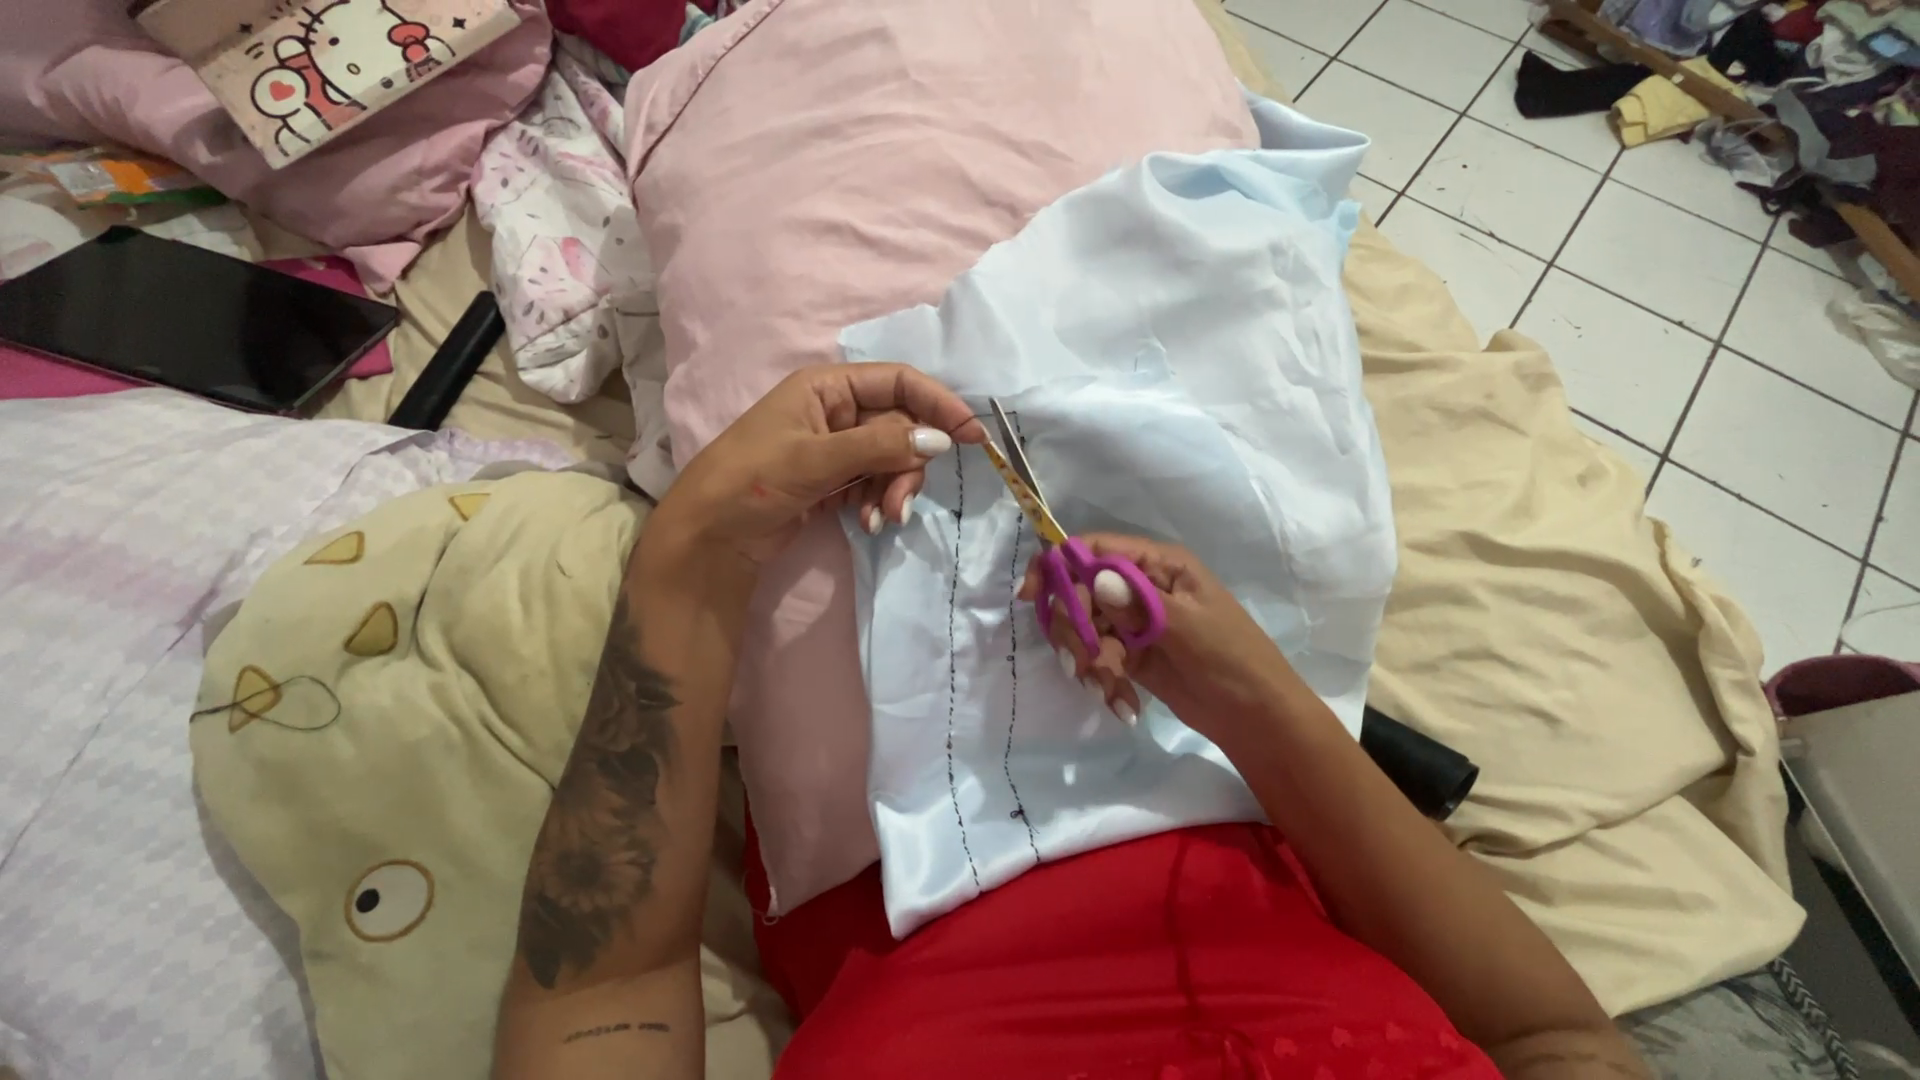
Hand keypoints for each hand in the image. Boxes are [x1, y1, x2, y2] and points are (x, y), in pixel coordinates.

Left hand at [650, 364, 984, 573]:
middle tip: (900, 501)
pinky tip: (870, 523)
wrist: (709, 537)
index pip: (899, 382)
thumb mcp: (815, 459)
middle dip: (908, 465)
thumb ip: (878, 446)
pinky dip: (880, 501)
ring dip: (895, 488)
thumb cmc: (751, 481)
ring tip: (882, 518)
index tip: (971, 435)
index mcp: (827, 387)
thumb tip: (938, 440)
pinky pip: (876, 483)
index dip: (938, 403)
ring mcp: (837, 448)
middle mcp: (836, 411)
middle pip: (902, 426)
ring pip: (893, 459)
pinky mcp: (836, 481)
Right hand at [1019, 534, 1293, 741]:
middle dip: (1076, 629)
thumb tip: (1098, 580)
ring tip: (1110, 690)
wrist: (1254, 717)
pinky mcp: (1128, 653)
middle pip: (1079, 592)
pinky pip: (1097, 658)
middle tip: (1084, 662)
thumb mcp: (1189, 629)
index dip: (1059, 565)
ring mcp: (1133, 621)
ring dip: (1089, 661)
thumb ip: (1140, 604)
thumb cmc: (1233, 660)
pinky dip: (1102, 680)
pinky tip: (1122, 704)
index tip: (1032, 596)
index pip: (1095, 549)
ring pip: (1083, 629)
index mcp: (1159, 565)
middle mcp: (1140, 586)